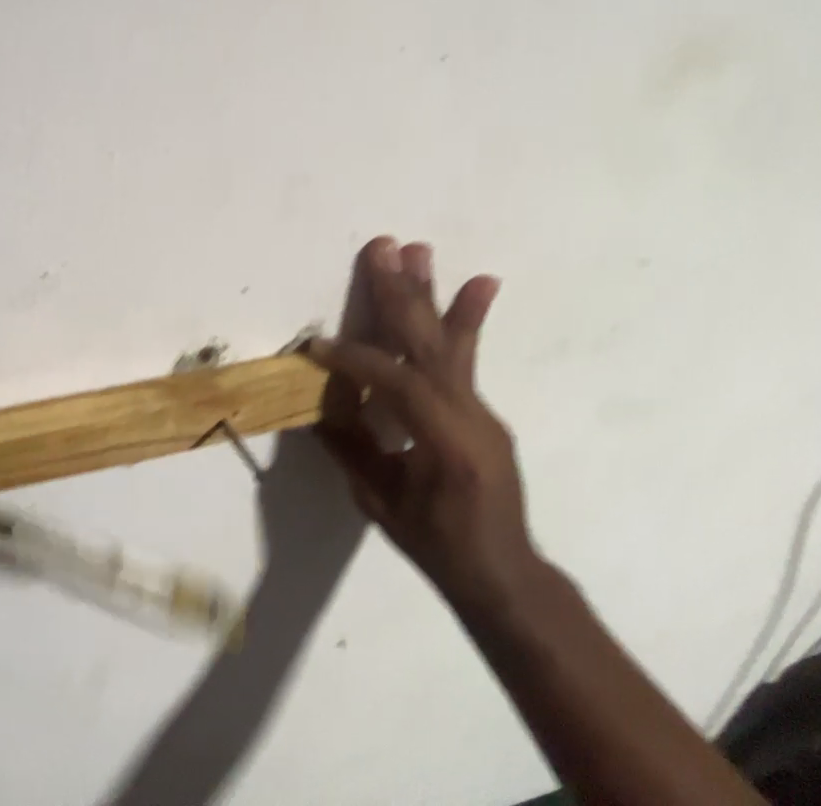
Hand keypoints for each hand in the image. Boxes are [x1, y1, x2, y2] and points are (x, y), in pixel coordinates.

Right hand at [305, 236, 538, 608]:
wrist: (502, 572)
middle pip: (429, 346)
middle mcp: (470, 416)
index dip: (356, 359)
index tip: (318, 345)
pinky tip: (475, 286)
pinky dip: (462, 323)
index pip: (396, 382)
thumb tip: (318, 406)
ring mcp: (481, 412)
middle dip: (403, 295)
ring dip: (432, 295)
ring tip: (422, 251)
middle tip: (385, 249)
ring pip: (450, 345)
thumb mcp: (381, 502)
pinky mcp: (481, 414)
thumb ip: (352, 448)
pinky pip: (462, 364)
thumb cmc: (436, 545)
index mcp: (445, 442)